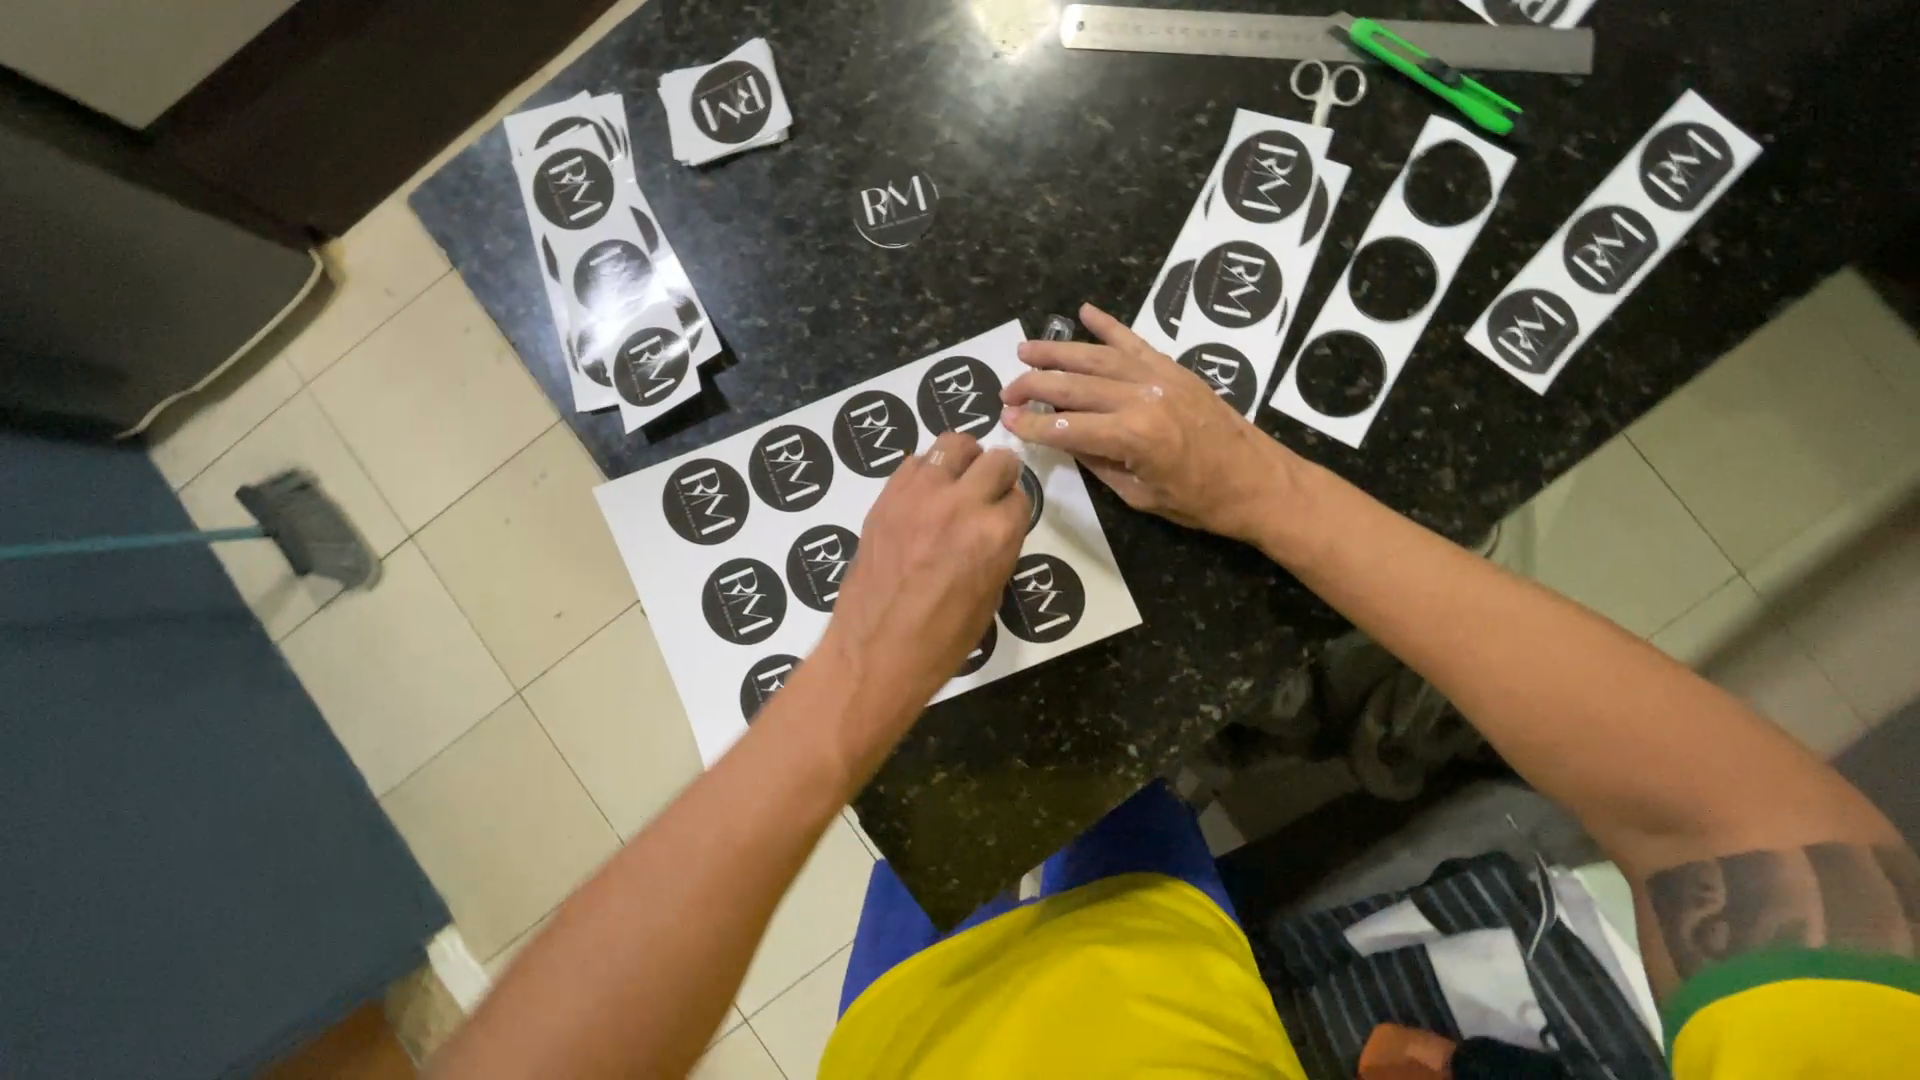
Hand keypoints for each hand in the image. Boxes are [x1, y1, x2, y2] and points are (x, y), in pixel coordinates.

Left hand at [820, 432, 1028, 721]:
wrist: (875, 653)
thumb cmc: (941, 641)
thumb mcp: (990, 598)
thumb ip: (998, 551)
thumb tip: (995, 527)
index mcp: (996, 534)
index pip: (1021, 497)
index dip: (1013, 508)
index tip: (1004, 518)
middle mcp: (962, 504)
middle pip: (995, 460)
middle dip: (998, 475)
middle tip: (988, 493)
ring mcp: (919, 495)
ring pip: (953, 445)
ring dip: (963, 460)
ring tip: (957, 482)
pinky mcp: (886, 497)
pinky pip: (914, 462)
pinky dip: (926, 472)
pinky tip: (923, 497)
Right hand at [999, 303, 1307, 545]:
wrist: (1259, 481)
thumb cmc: (1200, 501)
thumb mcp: (1140, 496)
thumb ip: (1100, 464)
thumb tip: (1068, 440)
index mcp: (1133, 437)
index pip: (1067, 426)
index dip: (1034, 425)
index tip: (1007, 421)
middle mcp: (1142, 398)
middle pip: (1074, 386)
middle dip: (1034, 386)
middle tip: (1005, 391)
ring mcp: (1160, 377)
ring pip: (1096, 358)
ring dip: (1057, 351)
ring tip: (1026, 349)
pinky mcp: (1174, 369)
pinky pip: (1135, 341)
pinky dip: (1109, 326)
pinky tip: (1086, 312)